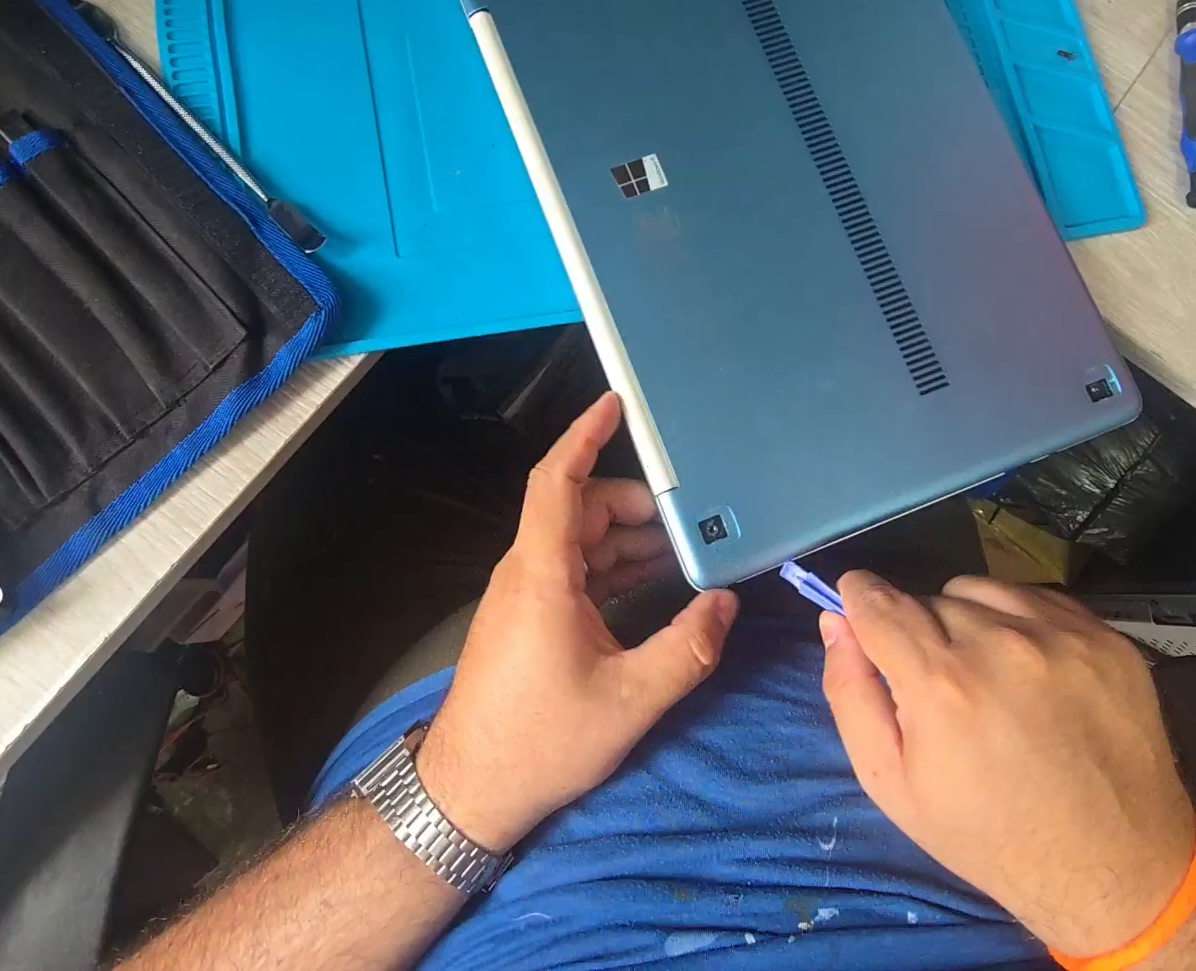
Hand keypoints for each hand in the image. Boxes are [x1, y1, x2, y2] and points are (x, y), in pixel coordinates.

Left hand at [416, 393, 739, 851]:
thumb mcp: (629, 699)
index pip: (559, 481)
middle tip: (690, 519)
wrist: (470, 791)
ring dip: (630, 540)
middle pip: (582, 509)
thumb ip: (687, 648)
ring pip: (581, 540)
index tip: (614, 404)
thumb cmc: (540, 742)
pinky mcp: (530, 616)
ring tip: (684, 551)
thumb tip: (725, 603)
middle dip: (636, 505)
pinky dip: (614, 567)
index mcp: (543, 573)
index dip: (585, 436)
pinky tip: (653, 581)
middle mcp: (529, 571)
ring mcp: (527, 593)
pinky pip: (577, 570)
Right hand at [820, 572, 1195, 957]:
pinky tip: (1028, 669)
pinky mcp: (1105, 638)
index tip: (857, 608)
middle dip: (917, 630)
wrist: (1116, 873)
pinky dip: (1015, 620)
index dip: (858, 599)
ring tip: (985, 673)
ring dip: (965, 619)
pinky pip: (1032, 598)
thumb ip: (849, 692)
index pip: (876, 600)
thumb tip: (834, 620)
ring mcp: (1060, 638)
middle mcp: (1000, 646)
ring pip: (976, 591)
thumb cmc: (986, 833)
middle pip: (926, 599)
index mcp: (941, 685)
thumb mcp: (890, 783)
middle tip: (937, 682)